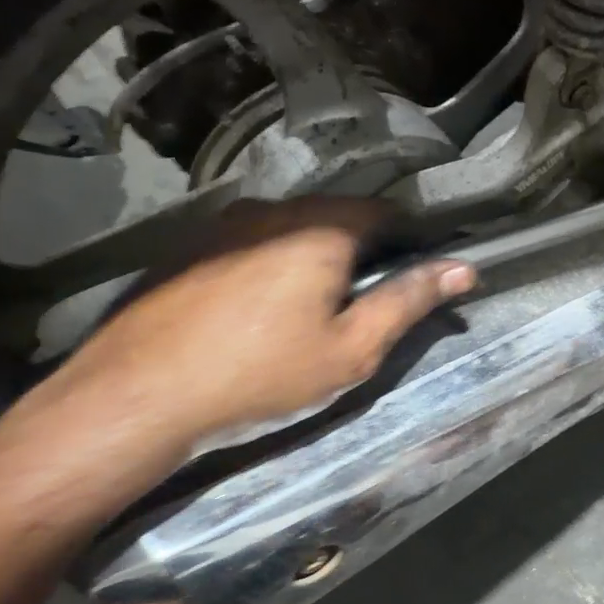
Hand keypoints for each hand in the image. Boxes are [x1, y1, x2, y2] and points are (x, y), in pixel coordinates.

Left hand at [26, 197, 474, 457]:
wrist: (139, 393)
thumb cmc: (262, 373)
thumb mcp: (352, 348)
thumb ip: (409, 301)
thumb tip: (463, 268)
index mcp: (321, 230)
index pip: (387, 212)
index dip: (414, 239)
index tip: (424, 272)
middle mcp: (273, 211)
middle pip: (339, 217)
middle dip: (367, 248)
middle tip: (374, 298)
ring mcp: (223, 224)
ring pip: (293, 228)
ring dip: (318, 256)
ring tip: (321, 305)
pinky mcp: (189, 246)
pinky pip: (253, 242)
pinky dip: (276, 263)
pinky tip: (265, 309)